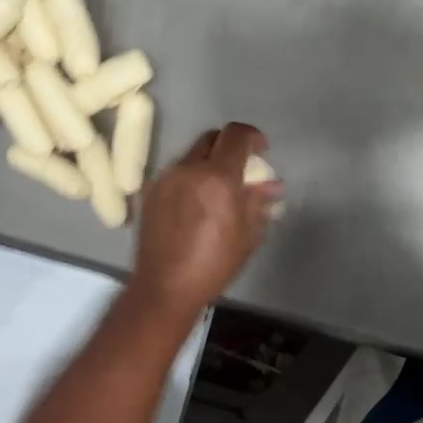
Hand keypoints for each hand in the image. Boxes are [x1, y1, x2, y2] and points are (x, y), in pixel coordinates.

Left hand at [128, 122, 282, 328]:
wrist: (166, 286)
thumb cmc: (215, 264)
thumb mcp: (248, 235)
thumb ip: (259, 203)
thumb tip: (271, 186)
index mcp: (218, 179)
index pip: (236, 136)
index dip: (253, 136)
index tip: (263, 149)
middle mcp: (189, 169)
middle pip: (212, 138)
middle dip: (231, 146)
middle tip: (243, 168)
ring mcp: (166, 178)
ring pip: (193, 155)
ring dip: (211, 163)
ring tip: (221, 190)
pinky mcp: (151, 190)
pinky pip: (178, 172)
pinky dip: (193, 177)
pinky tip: (199, 204)